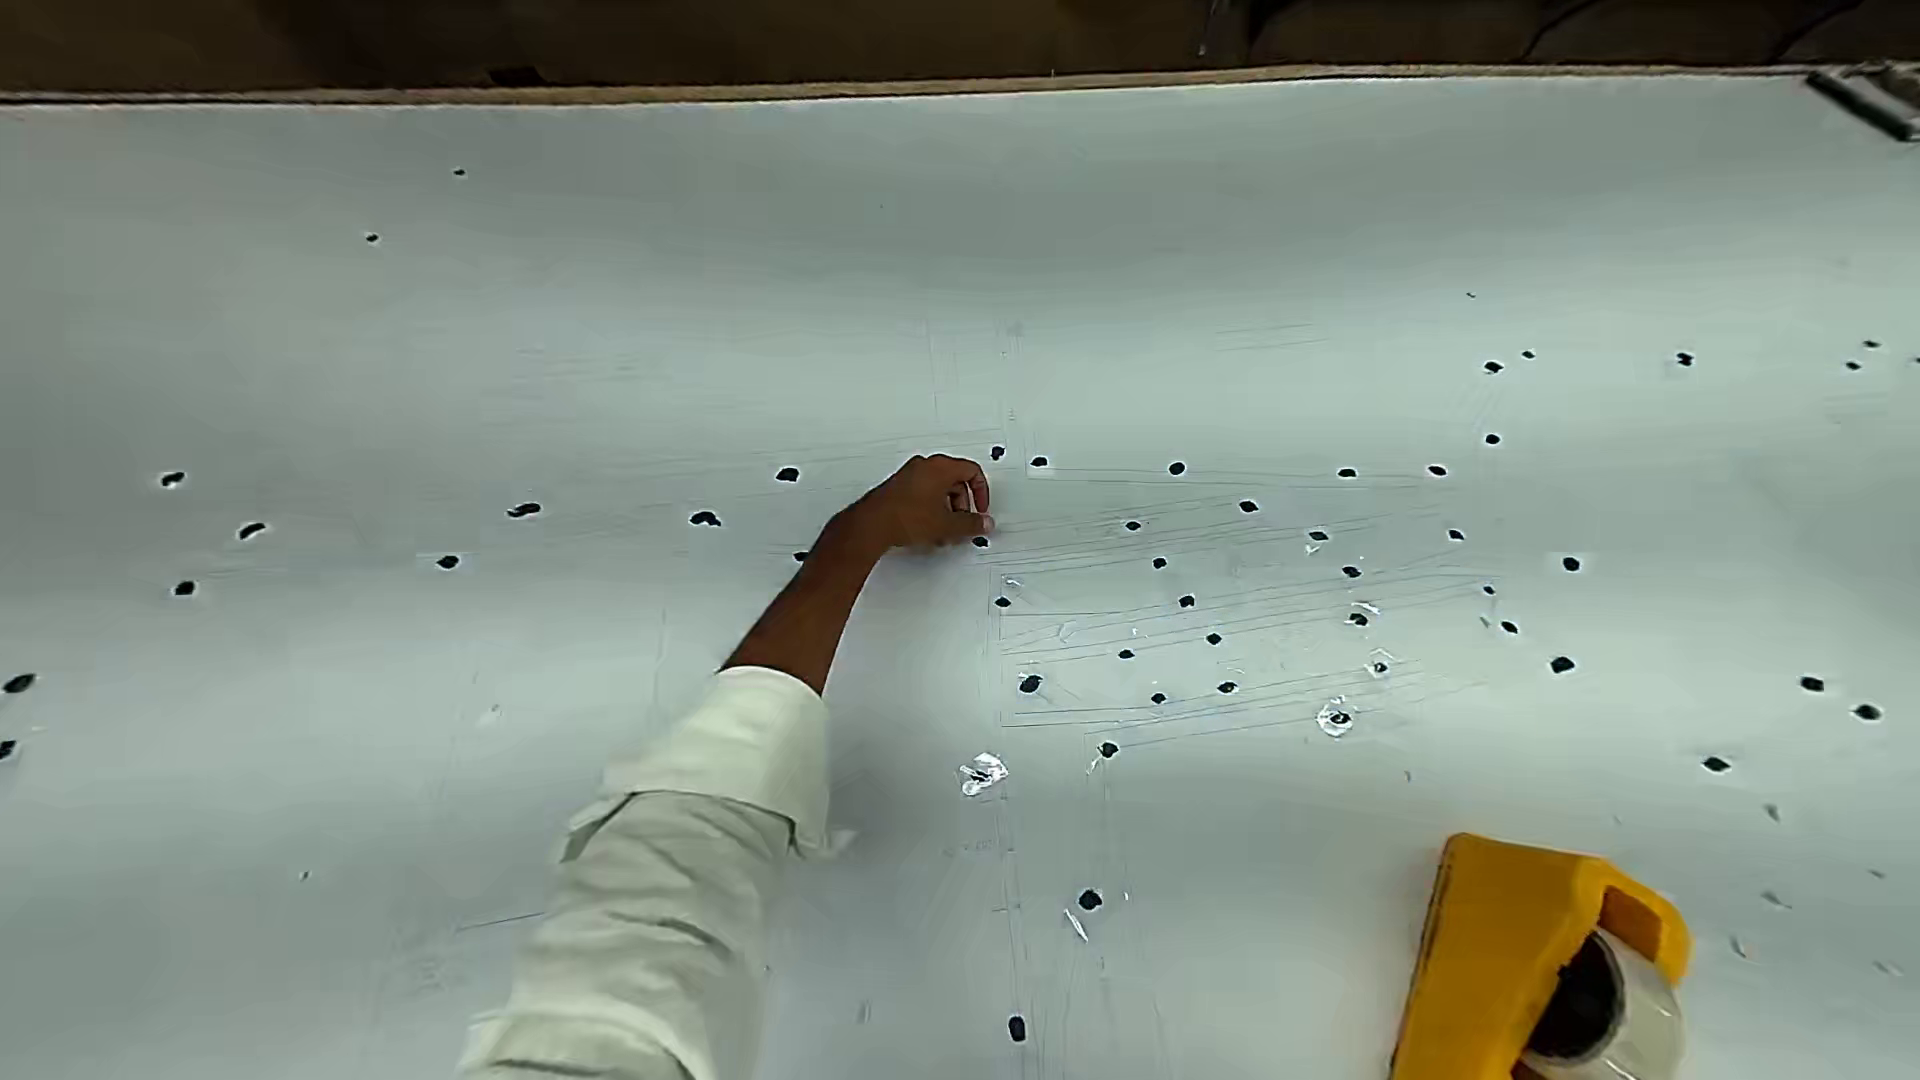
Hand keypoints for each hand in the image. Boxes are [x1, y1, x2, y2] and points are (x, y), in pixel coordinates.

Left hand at [841, 454, 992, 553]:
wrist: (872, 525)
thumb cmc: (903, 516)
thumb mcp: (947, 524)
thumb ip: (971, 523)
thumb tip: (983, 523)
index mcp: (940, 467)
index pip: (972, 470)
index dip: (981, 491)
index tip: (980, 507)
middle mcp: (924, 466)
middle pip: (955, 480)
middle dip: (963, 504)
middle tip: (962, 522)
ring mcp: (909, 475)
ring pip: (938, 488)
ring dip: (947, 508)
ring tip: (944, 529)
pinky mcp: (898, 487)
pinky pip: (923, 493)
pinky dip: (931, 507)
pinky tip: (928, 528)